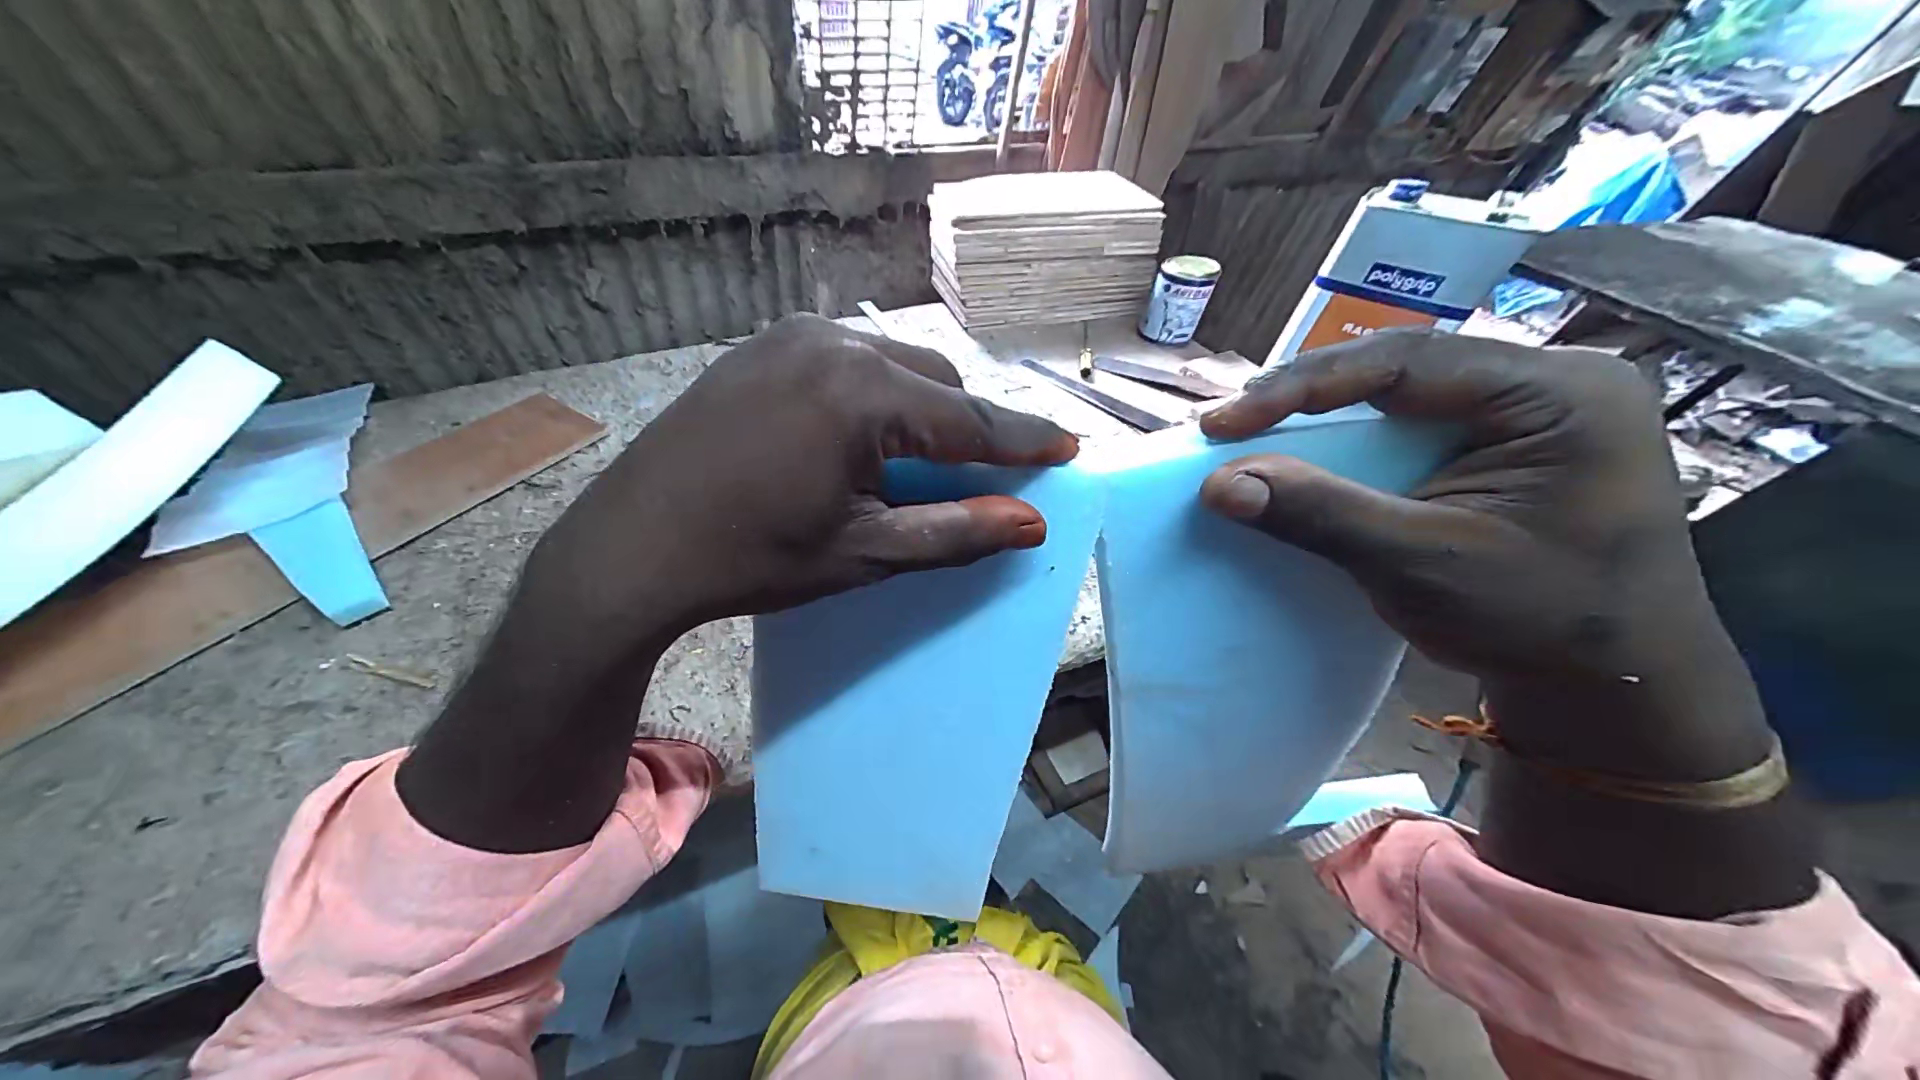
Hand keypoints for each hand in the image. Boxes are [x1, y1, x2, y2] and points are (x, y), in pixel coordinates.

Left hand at [400, 315, 1077, 852]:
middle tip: (989, 471)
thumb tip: (1031, 522)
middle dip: (968, 426)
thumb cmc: (752, 559)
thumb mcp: (864, 554)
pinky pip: (847, 359)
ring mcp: (791, 335)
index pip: (970, 419)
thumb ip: (955, 533)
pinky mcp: (762, 344)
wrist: (630, 546)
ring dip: (922, 407)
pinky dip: (876, 392)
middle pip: (936, 381)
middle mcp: (834, 343)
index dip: (1026, 439)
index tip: (1071, 446)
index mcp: (863, 395)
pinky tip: (861, 434)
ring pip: (894, 364)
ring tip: (921, 459)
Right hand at [1198, 330, 1810, 916]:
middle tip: (1230, 423)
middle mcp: (1549, 381)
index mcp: (1560, 392)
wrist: (1611, 682)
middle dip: (1306, 395)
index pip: (1405, 360)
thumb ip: (1320, 514)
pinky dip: (1350, 440)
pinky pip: (1410, 422)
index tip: (1224, 421)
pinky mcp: (1504, 441)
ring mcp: (1529, 409)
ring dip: (1322, 415)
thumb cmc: (1538, 621)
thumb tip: (1217, 484)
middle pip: (1400, 366)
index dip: (1301, 386)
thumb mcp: (1420, 564)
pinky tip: (1310, 451)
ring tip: (1254, 430)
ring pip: (1399, 392)